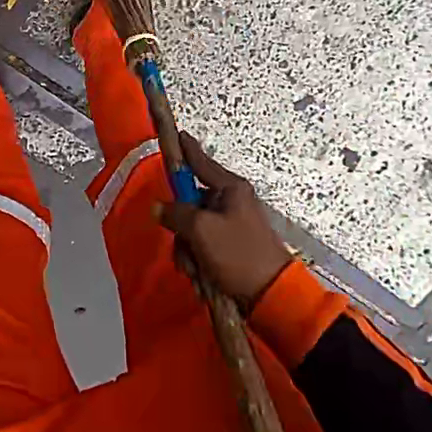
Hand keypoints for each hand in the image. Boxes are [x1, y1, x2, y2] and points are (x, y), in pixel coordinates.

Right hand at [156, 133, 290, 307]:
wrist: (272, 297)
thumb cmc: (238, 254)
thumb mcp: (201, 230)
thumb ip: (175, 213)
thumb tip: (158, 207)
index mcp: (230, 189)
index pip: (200, 162)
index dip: (186, 149)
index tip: (177, 134)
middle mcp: (231, 203)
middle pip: (189, 203)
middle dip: (180, 229)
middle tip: (184, 247)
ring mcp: (231, 226)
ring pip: (192, 228)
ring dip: (187, 250)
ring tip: (195, 270)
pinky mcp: (230, 247)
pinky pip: (201, 246)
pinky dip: (197, 261)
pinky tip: (202, 277)